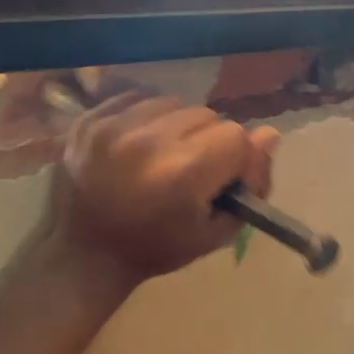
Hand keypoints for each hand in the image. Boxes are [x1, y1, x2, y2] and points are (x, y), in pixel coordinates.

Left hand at [49, 93, 279, 285]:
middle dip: (206, 139)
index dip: (235, 157)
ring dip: (174, 125)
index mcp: (184, 171)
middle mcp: (150, 140)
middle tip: (189, 169)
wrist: (85, 253)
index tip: (221, 178)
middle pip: (205, 114)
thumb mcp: (214, 232)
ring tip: (160, 155)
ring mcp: (114, 126)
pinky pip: (135, 100)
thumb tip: (269, 134)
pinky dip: (142, 118)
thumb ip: (250, 184)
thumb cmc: (155, 248)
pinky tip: (134, 146)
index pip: (236, 134)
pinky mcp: (89, 120)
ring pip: (171, 103)